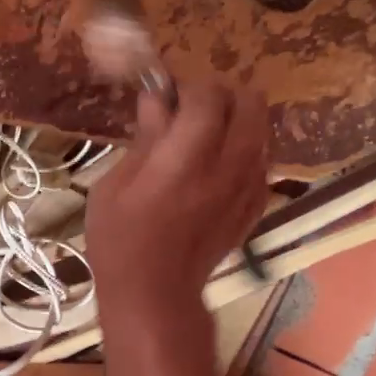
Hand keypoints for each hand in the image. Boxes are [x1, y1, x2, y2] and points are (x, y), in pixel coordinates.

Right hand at [87, 78, 268, 316]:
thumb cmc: (117, 237)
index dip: (186, 87)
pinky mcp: (259, 199)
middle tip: (184, 108)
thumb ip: (146, 140)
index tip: (162, 93)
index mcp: (186, 160)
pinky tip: (209, 164)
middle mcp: (229, 165)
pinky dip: (239, 146)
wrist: (154, 288)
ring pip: (261, 126)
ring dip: (233, 119)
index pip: (207, 98)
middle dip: (218, 95)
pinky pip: (260, 156)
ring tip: (196, 135)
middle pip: (249, 102)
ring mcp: (251, 183)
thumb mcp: (113, 185)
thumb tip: (155, 100)